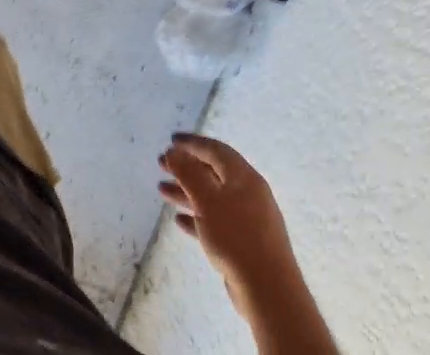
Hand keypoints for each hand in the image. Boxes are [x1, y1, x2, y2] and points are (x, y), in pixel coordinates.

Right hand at [158, 134, 297, 296]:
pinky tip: (180, 220)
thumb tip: (174, 151)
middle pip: (214, 173)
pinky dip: (197, 215)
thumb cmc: (235, 236)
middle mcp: (250, 195)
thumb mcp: (206, 199)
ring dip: (187, 191)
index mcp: (245, 179)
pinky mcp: (245, 241)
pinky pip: (216, 220)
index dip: (193, 143)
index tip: (170, 140)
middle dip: (186, 167)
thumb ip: (188, 172)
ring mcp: (249, 219)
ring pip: (213, 197)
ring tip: (162, 191)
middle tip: (161, 165)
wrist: (268, 288)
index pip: (217, 150)